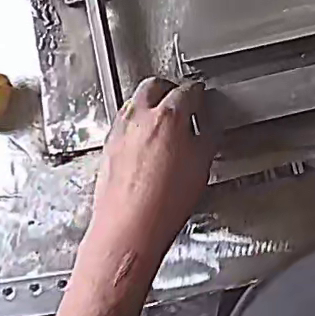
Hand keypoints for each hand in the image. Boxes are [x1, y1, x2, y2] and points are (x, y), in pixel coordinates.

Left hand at [84, 77, 216, 266]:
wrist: (128, 229)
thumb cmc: (162, 204)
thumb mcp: (201, 168)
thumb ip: (205, 140)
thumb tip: (206, 132)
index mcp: (168, 117)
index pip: (187, 91)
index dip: (198, 93)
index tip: (200, 96)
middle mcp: (139, 118)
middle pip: (154, 86)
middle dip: (168, 89)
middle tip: (180, 99)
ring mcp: (120, 131)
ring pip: (134, 103)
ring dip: (149, 105)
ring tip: (163, 121)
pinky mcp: (108, 148)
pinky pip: (123, 125)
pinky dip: (136, 125)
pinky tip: (145, 143)